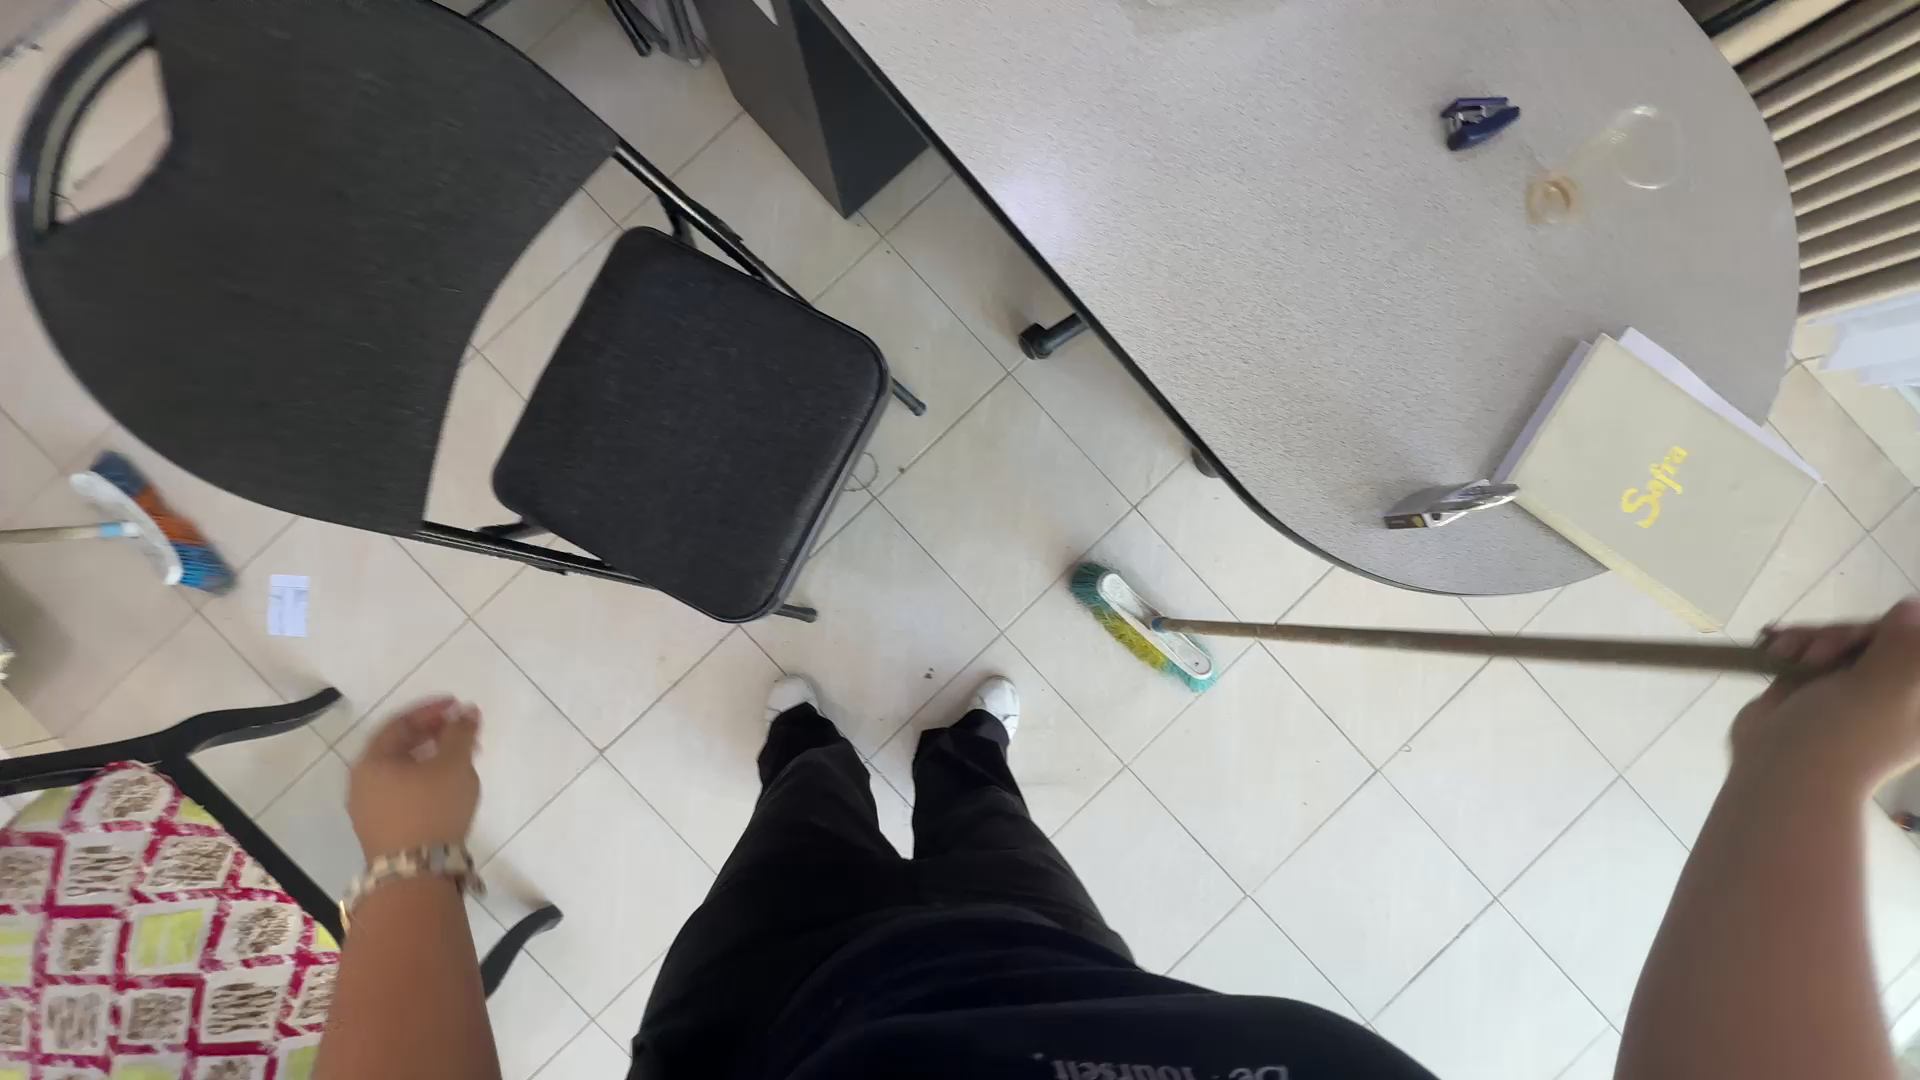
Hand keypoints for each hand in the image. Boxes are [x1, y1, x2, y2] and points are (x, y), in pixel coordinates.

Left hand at [348, 696, 481, 860]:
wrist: (415, 871)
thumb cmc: (432, 808)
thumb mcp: (454, 764)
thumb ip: (460, 733)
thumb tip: (466, 712)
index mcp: (372, 761)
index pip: (400, 723)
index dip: (430, 709)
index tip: (458, 704)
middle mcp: (362, 781)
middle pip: (398, 745)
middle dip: (433, 731)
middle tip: (463, 726)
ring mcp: (369, 806)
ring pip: (402, 768)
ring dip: (432, 753)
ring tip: (463, 753)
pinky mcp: (382, 824)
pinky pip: (403, 787)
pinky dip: (426, 774)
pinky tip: (449, 780)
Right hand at [1737, 600, 1919, 797]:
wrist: (1782, 767)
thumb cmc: (1844, 734)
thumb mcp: (1885, 689)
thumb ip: (1904, 648)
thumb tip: (1911, 607)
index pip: (1916, 643)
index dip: (1892, 631)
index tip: (1861, 638)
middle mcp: (1890, 689)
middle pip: (1875, 638)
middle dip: (1840, 635)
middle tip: (1818, 651)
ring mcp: (1846, 688)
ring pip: (1835, 642)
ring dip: (1808, 639)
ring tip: (1784, 652)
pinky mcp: (1806, 686)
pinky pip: (1802, 653)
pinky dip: (1786, 643)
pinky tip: (1770, 643)